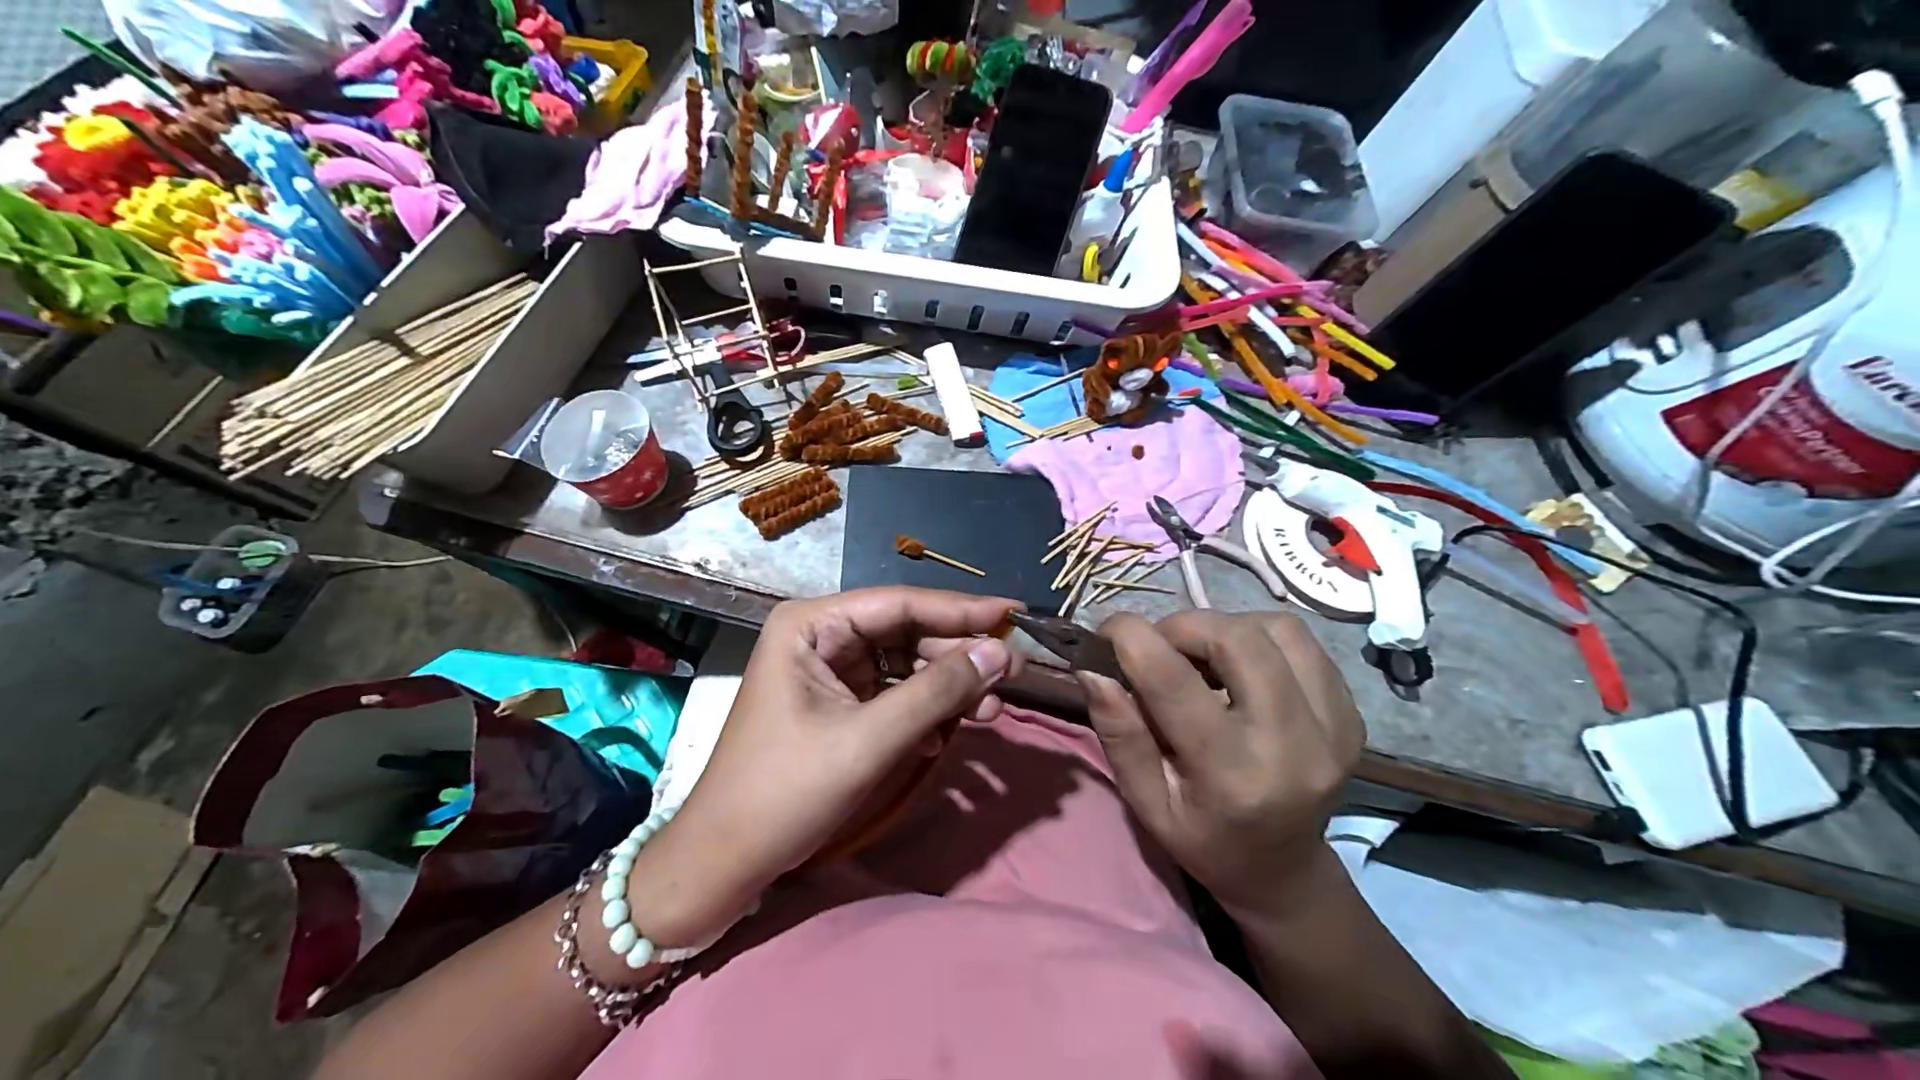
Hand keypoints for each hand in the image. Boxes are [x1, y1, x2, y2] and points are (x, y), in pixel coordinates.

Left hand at [626, 587, 1022, 946]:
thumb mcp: (869, 739)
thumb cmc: (786, 790)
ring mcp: (831, 671)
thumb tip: (1000, 653)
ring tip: (991, 712)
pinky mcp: (840, 704)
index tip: (1014, 614)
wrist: (727, 858)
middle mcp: (822, 636)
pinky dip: (925, 712)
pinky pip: (895, 694)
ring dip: (948, 688)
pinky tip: (945, 736)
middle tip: (1012, 674)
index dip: (962, 609)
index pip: (900, 603)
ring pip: (907, 665)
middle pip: (908, 632)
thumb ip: (937, 692)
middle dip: (958, 657)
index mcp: (812, 625)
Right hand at [1080, 610, 1364, 919]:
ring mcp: (1333, 727)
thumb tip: (1092, 669)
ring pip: (1276, 629)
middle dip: (1183, 626)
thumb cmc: (1203, 839)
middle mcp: (1292, 745)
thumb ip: (1119, 734)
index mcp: (1231, 776)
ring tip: (1203, 654)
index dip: (1133, 639)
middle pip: (1236, 640)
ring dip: (1226, 627)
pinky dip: (1261, 638)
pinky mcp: (1351, 714)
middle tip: (1159, 644)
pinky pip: (1303, 643)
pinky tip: (1241, 666)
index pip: (1175, 682)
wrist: (1284, 868)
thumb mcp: (1146, 802)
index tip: (1109, 631)